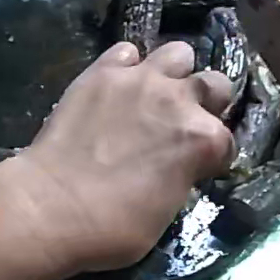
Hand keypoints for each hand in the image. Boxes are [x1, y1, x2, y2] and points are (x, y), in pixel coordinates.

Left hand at [0, 41, 233, 277]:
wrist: (52, 208)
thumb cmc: (115, 227)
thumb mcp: (168, 210)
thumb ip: (182, 174)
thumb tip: (177, 164)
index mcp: (205, 141)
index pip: (227, 142)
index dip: (213, 157)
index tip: (198, 168)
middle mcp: (181, 101)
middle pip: (216, 85)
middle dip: (207, 104)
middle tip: (183, 125)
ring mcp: (141, 80)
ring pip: (178, 53)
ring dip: (174, 74)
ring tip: (155, 96)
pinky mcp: (102, 71)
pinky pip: (126, 52)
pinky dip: (127, 67)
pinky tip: (117, 89)